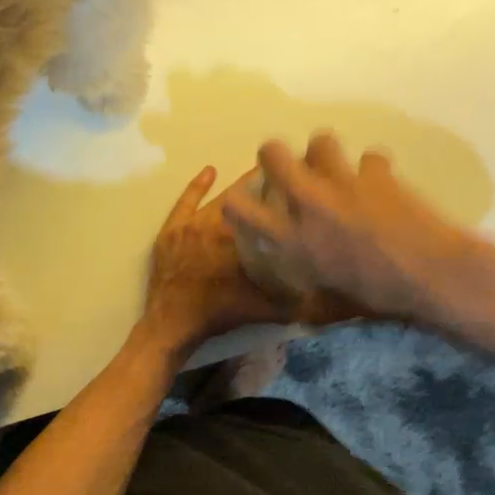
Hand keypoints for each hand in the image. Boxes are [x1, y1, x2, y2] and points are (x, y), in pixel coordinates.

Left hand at [138, 166, 291, 355]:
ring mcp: (192, 225)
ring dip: (238, 188)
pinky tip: (210, 170)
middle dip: (265, 189)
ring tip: (257, 172)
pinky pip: (187, 201)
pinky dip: (198, 185)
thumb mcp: (261, 310)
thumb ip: (292, 304)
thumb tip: (323, 300)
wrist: (172, 323)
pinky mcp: (173, 230)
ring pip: (220, 200)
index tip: (301, 190)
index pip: (267, 215)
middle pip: (246, 201)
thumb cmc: (217, 313)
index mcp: (241, 243)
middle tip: (283, 177)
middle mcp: (218, 226)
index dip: (286, 201)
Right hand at [223, 131, 479, 321]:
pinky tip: (381, 184)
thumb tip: (300, 284)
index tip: (246, 203)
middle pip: (273, 152)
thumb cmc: (376, 294)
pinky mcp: (378, 173)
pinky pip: (371, 157)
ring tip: (336, 171)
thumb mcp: (328, 294)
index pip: (238, 207)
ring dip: (325, 153)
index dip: (236, 201)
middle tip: (289, 168)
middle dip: (275, 155)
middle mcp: (309, 203)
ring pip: (321, 140)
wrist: (429, 274)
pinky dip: (374, 170)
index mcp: (291, 239)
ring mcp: (344, 182)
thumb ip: (308, 274)